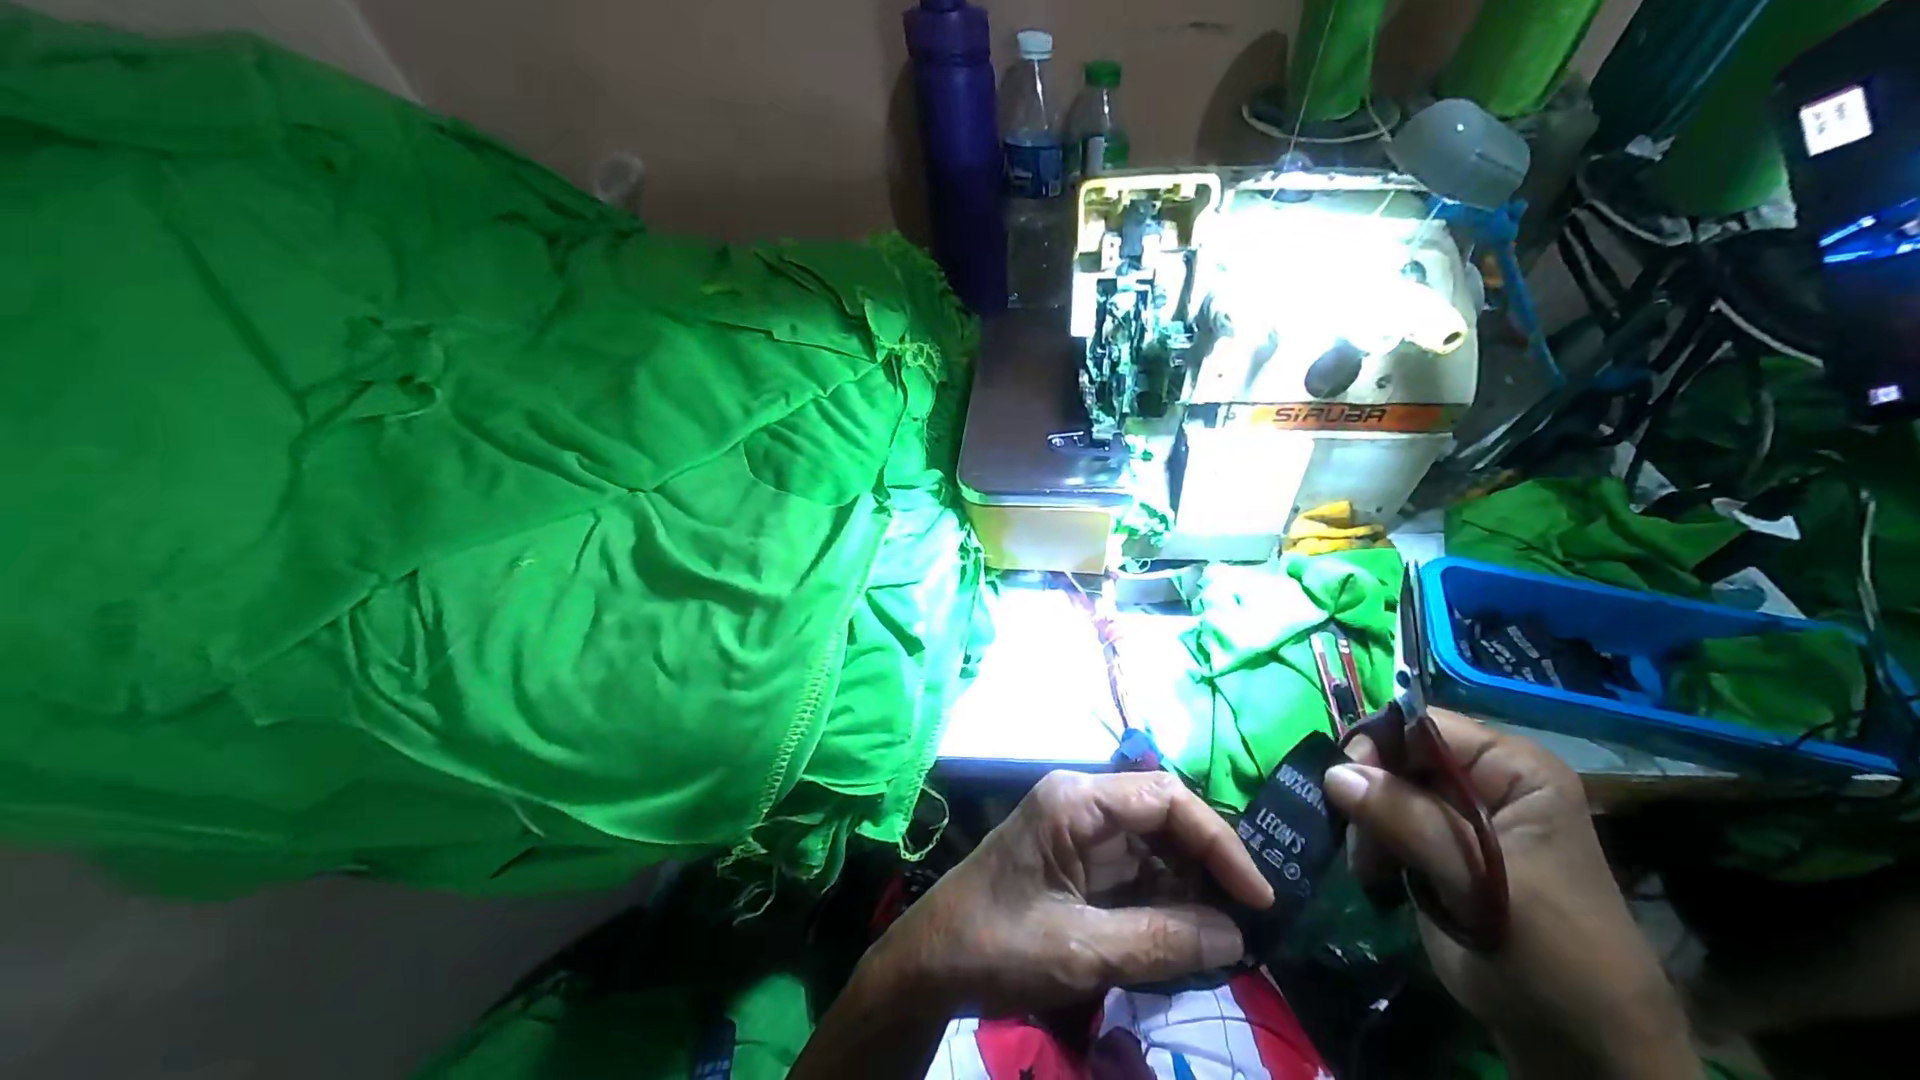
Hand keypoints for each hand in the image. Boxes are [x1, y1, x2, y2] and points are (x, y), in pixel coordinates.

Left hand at [873, 770, 1274, 1014]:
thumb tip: (1235, 936)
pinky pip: (1133, 872)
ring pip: (1153, 847)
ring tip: (1224, 938)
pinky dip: (1163, 902)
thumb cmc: (995, 945)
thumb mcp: (1081, 949)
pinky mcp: (1075, 862)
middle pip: (1163, 817)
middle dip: (1207, 865)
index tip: (1258, 898)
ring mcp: (1076, 832)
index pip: (1165, 798)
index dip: (1219, 841)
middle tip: (1248, 922)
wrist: (928, 963)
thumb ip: (1161, 941)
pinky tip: (1185, 938)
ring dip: (1189, 888)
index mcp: (1075, 802)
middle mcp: (1079, 804)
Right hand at [1324, 710, 1694, 1078]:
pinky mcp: (1439, 846)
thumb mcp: (1480, 884)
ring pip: (1382, 788)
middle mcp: (1485, 781)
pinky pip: (1385, 820)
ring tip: (1370, 868)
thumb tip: (1333, 772)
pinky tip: (1375, 874)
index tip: (1345, 784)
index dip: (1379, 745)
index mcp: (1514, 770)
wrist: (1581, 1045)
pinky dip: (1370, 844)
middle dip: (1368, 792)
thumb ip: (1408, 820)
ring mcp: (1461, 814)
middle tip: (1359, 841)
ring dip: (1366, 825)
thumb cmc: (1550, 954)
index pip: (1424, 725)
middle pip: (1398, 754)